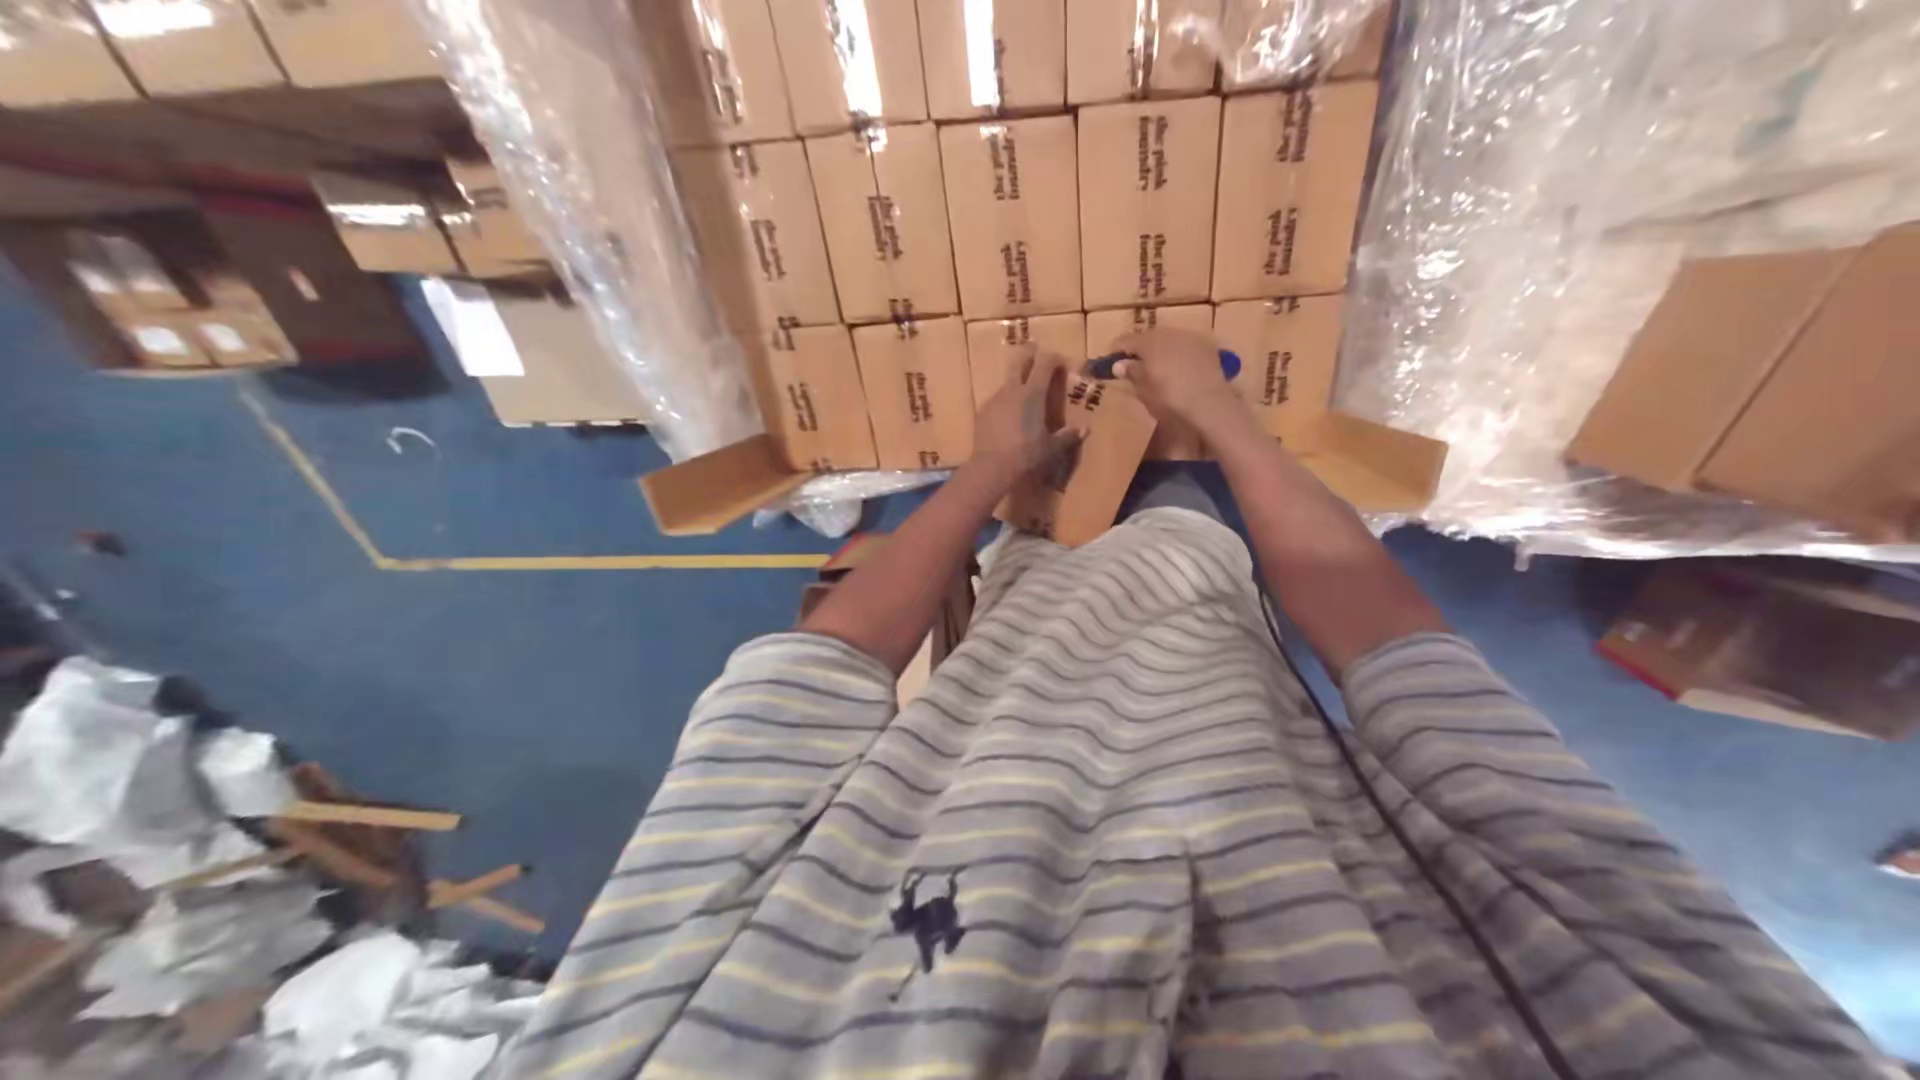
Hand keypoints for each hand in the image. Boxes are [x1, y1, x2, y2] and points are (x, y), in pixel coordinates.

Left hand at [969, 346, 1082, 486]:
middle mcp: (1012, 390)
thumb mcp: (1051, 448)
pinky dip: (1006, 402)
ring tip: (1026, 398)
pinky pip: (997, 400)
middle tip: (1039, 362)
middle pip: (1019, 361)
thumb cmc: (1026, 456)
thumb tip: (1085, 429)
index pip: (1044, 363)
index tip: (1062, 363)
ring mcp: (994, 399)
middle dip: (1030, 356)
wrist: (991, 469)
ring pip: (1007, 381)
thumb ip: (1068, 436)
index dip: (1054, 358)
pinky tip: (1010, 418)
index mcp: (1033, 394)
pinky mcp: (982, 412)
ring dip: (1018, 382)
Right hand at [1103, 328, 1249, 429]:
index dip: (1116, 351)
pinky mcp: (1208, 348)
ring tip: (1157, 369)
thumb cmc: (1169, 397)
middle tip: (1133, 366)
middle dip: (1139, 350)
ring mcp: (1191, 338)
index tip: (1110, 363)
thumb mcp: (1144, 389)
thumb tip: (1118, 364)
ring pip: (1169, 340)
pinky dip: (1178, 355)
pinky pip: (1186, 347)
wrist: (1210, 404)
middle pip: (1148, 338)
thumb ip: (1131, 372)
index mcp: (1149, 341)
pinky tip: (1178, 370)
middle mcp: (1169, 333)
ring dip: (1160, 351)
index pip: (1125, 341)